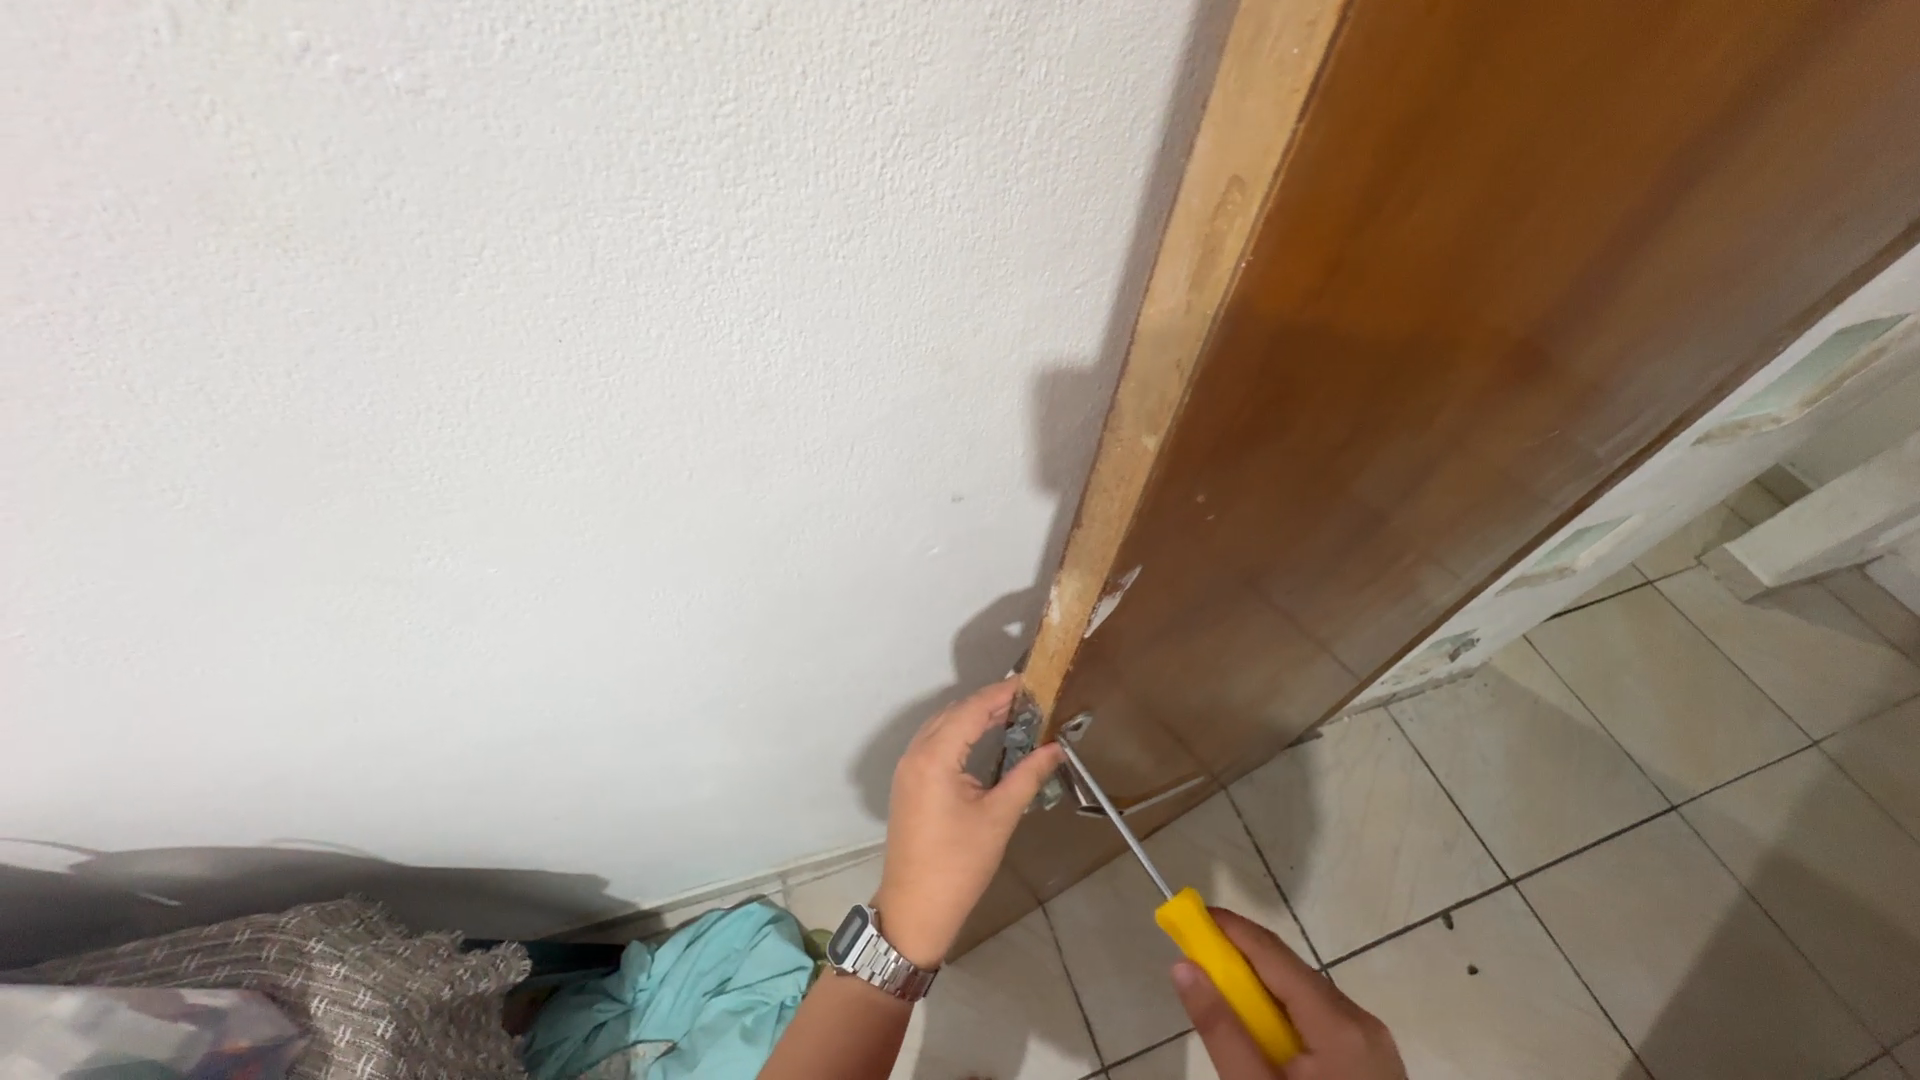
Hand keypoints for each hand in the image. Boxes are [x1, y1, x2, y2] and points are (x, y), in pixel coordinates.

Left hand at [871, 678, 1065, 967]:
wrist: (915, 908)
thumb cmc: (959, 865)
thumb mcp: (1000, 817)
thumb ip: (1028, 775)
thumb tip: (1056, 749)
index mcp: (935, 758)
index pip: (971, 710)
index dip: (1001, 694)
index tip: (1031, 685)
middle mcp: (915, 754)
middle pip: (954, 713)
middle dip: (989, 702)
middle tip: (1029, 700)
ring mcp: (908, 769)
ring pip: (941, 726)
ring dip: (973, 717)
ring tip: (1012, 714)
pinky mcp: (908, 783)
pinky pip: (934, 743)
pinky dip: (959, 733)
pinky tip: (984, 739)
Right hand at [1172, 908, 1405, 1079]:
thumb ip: (1221, 1029)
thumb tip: (1183, 966)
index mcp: (1338, 1024)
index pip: (1272, 953)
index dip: (1229, 929)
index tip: (1186, 916)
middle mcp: (1362, 1022)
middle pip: (1290, 972)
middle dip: (1239, 959)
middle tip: (1193, 960)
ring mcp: (1373, 1046)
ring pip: (1304, 997)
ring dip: (1259, 990)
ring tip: (1220, 1001)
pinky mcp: (1373, 1067)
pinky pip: (1319, 1023)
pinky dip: (1282, 1018)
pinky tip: (1260, 1040)